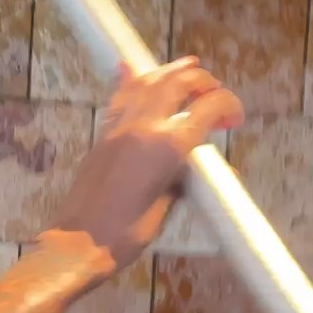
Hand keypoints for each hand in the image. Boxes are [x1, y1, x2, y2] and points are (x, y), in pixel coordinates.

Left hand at [46, 58, 243, 273]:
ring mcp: (119, 128)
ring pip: (148, 81)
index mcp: (167, 147)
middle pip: (180, 82)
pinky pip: (120, 98)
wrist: (76, 244)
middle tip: (214, 95)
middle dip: (203, 81)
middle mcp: (144, 127)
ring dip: (171, 72)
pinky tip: (132, 69)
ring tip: (188, 68)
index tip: (235, 120)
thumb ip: (182, 180)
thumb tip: (199, 168)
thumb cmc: (123, 236)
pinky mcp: (102, 136)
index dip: (229, 107)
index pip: (209, 106)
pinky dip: (132, 81)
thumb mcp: (165, 210)